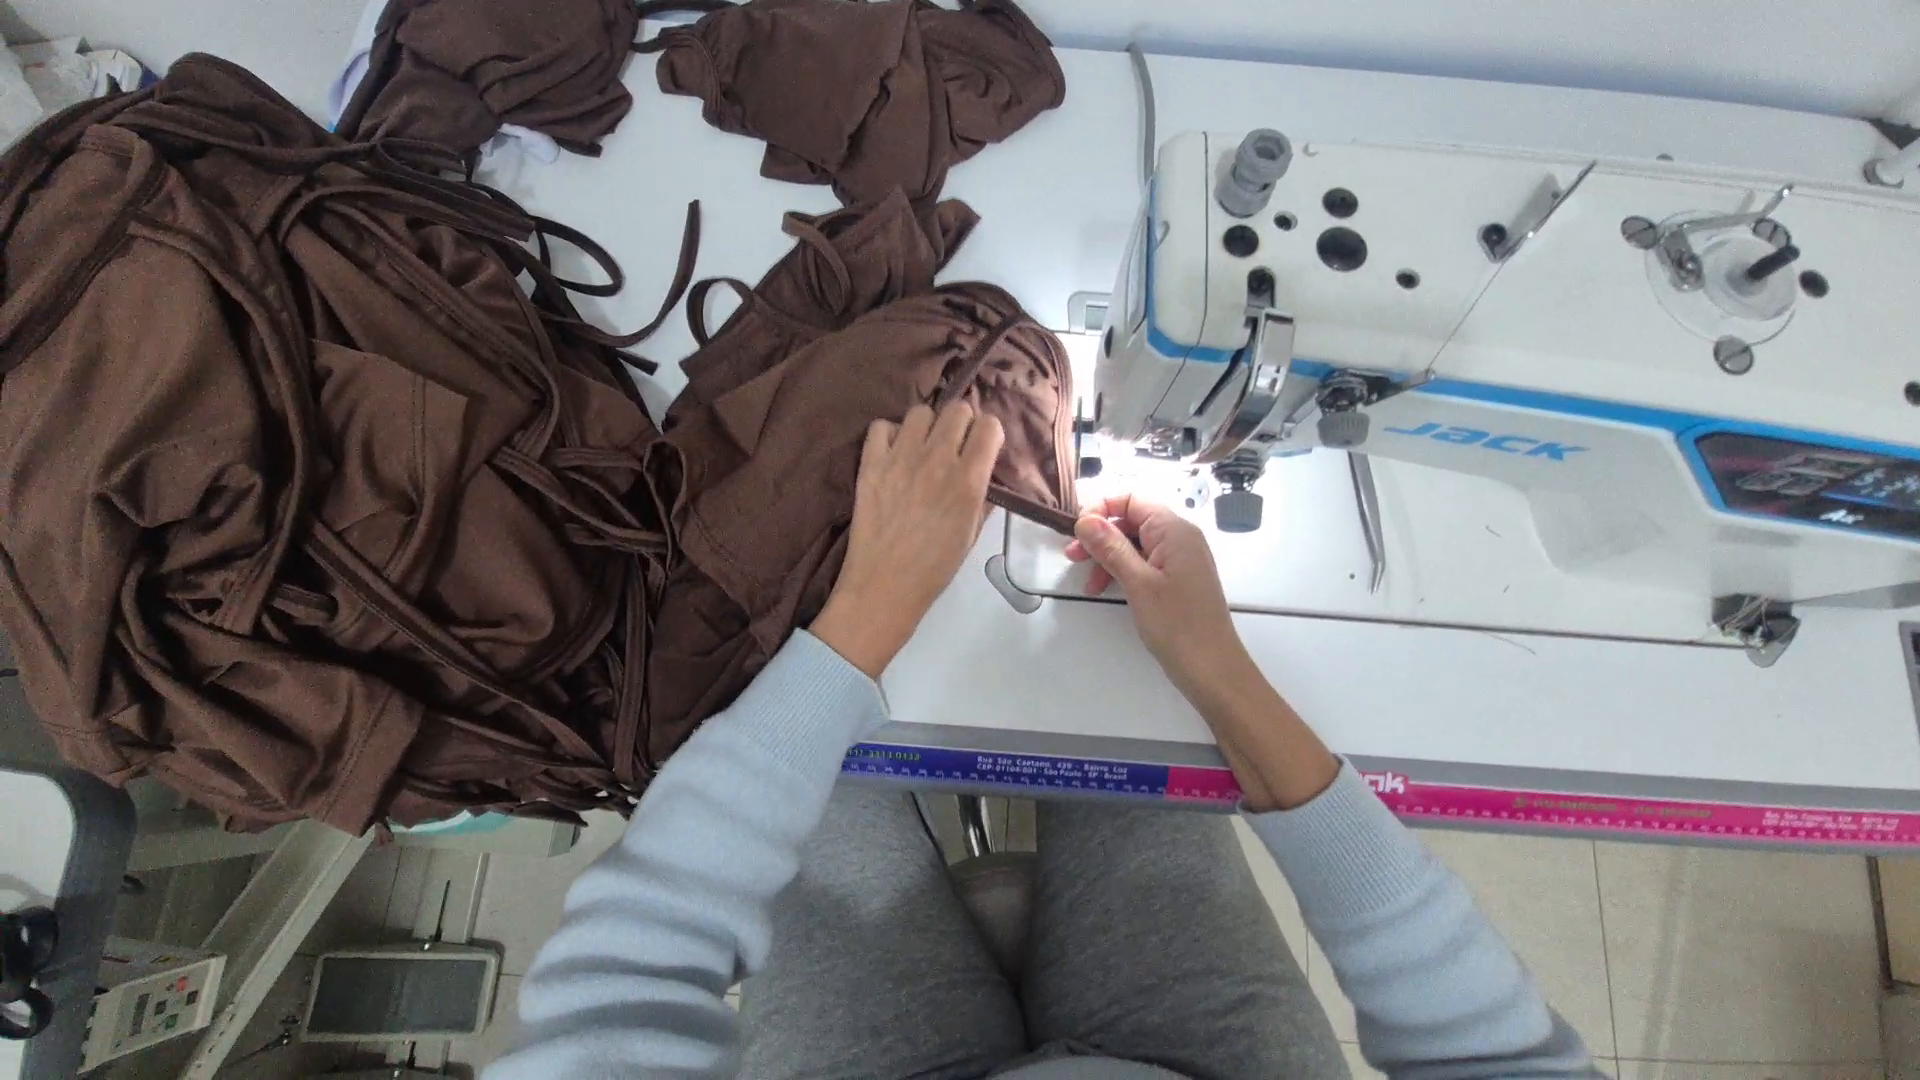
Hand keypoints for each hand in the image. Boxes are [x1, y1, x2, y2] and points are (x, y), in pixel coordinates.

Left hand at [811, 403, 1004, 678]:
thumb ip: (983, 496)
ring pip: (921, 411)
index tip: (982, 448)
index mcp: (968, 480)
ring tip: (923, 447)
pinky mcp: (870, 464)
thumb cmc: (935, 567)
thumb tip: (986, 470)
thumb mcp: (972, 533)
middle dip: (961, 424)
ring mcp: (900, 458)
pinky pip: (881, 426)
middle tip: (954, 445)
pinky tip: (894, 454)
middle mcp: (937, 460)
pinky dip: (890, 435)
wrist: (884, 585)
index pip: (989, 426)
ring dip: (927, 426)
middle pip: (958, 410)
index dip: (988, 434)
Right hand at [1068, 494, 1337, 810]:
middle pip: (1132, 519)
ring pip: (1135, 543)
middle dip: (1101, 534)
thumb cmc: (1178, 625)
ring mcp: (1180, 559)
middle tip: (1073, 556)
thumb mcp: (1137, 583)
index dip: (1102, 508)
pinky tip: (1105, 588)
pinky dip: (1121, 570)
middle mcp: (1180, 537)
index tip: (1077, 530)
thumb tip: (1086, 520)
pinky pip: (1144, 562)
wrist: (1213, 669)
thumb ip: (1111, 547)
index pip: (1133, 499)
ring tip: (1086, 579)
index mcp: (1174, 530)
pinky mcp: (1177, 579)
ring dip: (1107, 555)